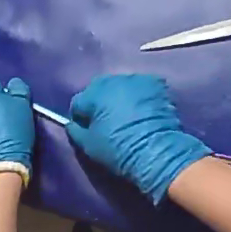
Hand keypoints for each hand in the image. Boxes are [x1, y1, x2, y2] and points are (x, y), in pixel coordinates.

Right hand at [65, 74, 211, 203]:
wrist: (158, 151)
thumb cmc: (118, 148)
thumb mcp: (88, 145)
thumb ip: (75, 130)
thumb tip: (73, 123)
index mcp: (93, 93)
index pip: (78, 103)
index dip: (81, 118)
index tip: (88, 130)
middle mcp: (113, 80)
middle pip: (99, 90)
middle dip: (100, 103)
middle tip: (107, 123)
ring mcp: (137, 80)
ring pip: (120, 87)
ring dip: (120, 98)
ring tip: (127, 117)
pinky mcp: (157, 84)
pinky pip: (141, 88)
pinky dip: (139, 96)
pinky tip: (143, 111)